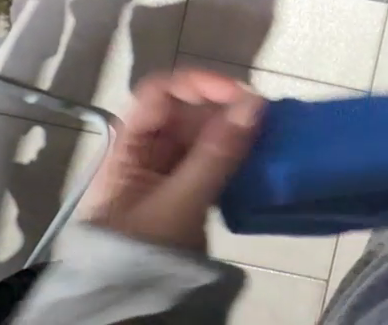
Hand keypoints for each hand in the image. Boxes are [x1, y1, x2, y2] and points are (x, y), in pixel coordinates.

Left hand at [82, 69, 265, 252]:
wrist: (123, 316)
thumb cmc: (138, 255)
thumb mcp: (178, 204)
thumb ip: (217, 153)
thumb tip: (255, 102)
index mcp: (128, 148)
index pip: (160, 94)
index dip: (198, 85)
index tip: (238, 94)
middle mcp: (144, 153)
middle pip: (185, 110)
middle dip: (223, 107)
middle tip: (260, 116)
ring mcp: (165, 174)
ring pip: (202, 133)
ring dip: (233, 128)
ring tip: (264, 133)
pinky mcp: (185, 193)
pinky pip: (212, 158)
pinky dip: (234, 151)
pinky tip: (255, 156)